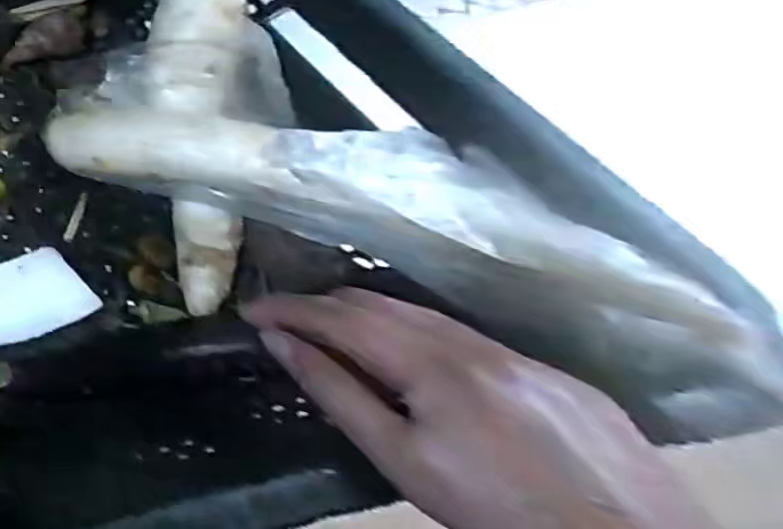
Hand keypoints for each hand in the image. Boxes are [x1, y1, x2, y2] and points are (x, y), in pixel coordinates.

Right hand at [243, 288, 714, 528]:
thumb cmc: (500, 514)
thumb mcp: (403, 462)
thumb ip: (335, 392)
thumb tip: (277, 339)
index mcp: (432, 362)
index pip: (337, 316)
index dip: (285, 307)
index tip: (247, 310)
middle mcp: (473, 343)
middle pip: (376, 303)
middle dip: (321, 306)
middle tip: (283, 320)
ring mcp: (524, 356)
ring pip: (423, 315)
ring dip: (369, 316)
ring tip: (337, 332)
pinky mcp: (564, 379)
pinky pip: (471, 338)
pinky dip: (422, 336)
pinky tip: (420, 364)